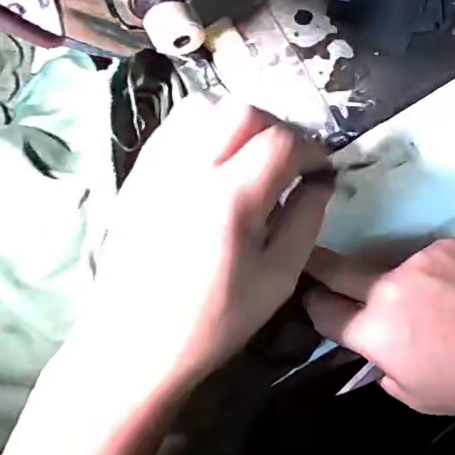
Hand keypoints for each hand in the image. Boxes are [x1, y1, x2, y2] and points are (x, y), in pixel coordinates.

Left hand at [69, 96, 331, 395]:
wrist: (133, 346)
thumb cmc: (215, 320)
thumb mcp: (279, 277)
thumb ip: (306, 219)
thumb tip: (321, 180)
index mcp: (229, 198)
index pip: (281, 142)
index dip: (312, 150)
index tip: (322, 171)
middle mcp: (189, 169)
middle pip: (242, 111)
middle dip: (278, 129)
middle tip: (289, 162)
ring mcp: (156, 168)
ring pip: (204, 108)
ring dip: (239, 122)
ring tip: (253, 157)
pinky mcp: (137, 175)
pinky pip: (176, 127)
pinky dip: (206, 130)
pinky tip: (218, 163)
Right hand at [302, 239, 454, 414]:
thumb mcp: (420, 397)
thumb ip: (385, 371)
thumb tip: (379, 350)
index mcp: (375, 330)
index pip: (324, 312)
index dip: (314, 309)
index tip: (313, 301)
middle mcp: (388, 286)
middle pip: (337, 269)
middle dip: (318, 266)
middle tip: (310, 261)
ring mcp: (419, 259)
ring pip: (393, 267)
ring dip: (400, 283)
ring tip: (436, 304)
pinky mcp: (448, 244)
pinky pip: (428, 260)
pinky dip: (436, 274)